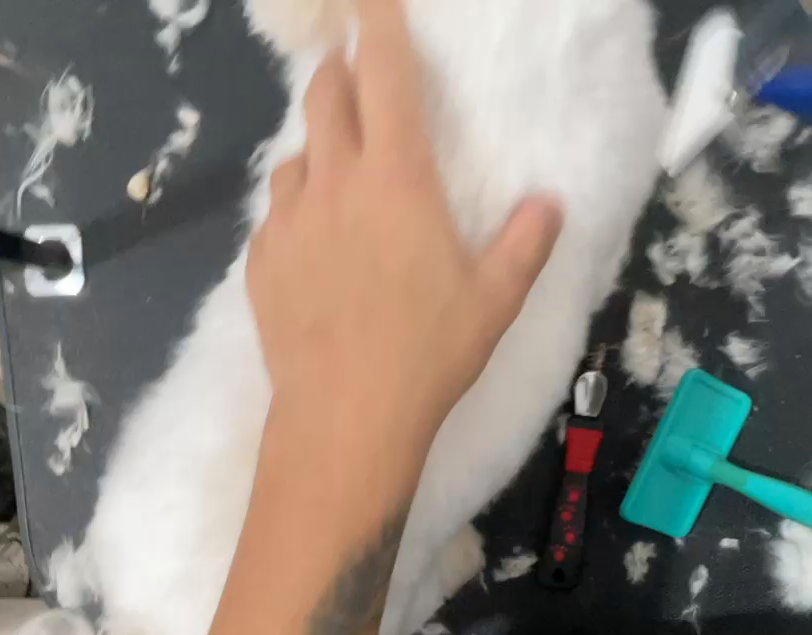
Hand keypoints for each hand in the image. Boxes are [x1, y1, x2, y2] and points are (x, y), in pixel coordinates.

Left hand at [246, 0, 562, 458]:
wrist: (346, 417)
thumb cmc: (428, 356)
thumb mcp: (494, 302)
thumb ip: (525, 244)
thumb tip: (550, 205)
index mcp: (396, 179)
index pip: (385, 73)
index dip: (380, 22)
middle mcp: (333, 184)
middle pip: (324, 97)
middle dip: (340, 77)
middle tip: (359, 90)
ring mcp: (288, 224)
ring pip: (293, 158)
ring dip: (316, 152)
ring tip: (337, 184)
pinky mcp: (260, 264)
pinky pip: (273, 217)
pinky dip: (294, 214)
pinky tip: (311, 248)